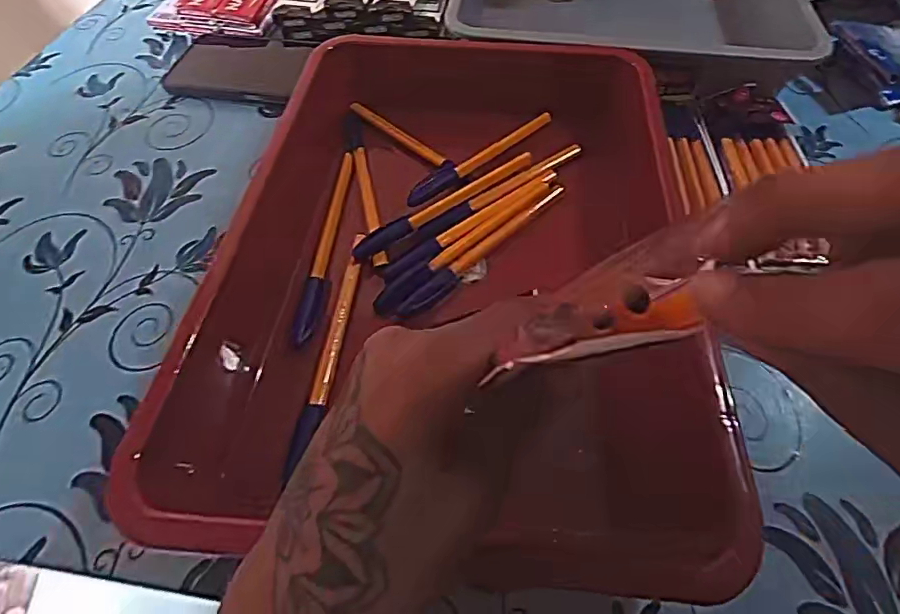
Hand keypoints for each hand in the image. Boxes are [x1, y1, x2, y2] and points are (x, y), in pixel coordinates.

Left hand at [224, 299, 544, 613]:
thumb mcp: (476, 485)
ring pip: (460, 341)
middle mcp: (399, 339)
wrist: (302, 582)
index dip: (558, 320)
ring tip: (538, 385)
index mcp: (424, 363)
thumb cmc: (396, 544)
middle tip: (573, 364)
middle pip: (483, 326)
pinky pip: (434, 356)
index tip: (597, 326)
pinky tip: (488, 399)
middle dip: (531, 341)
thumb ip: (520, 410)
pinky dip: (468, 369)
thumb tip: (561, 363)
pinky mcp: (370, 370)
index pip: (508, 318)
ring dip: (500, 357)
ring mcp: (379, 353)